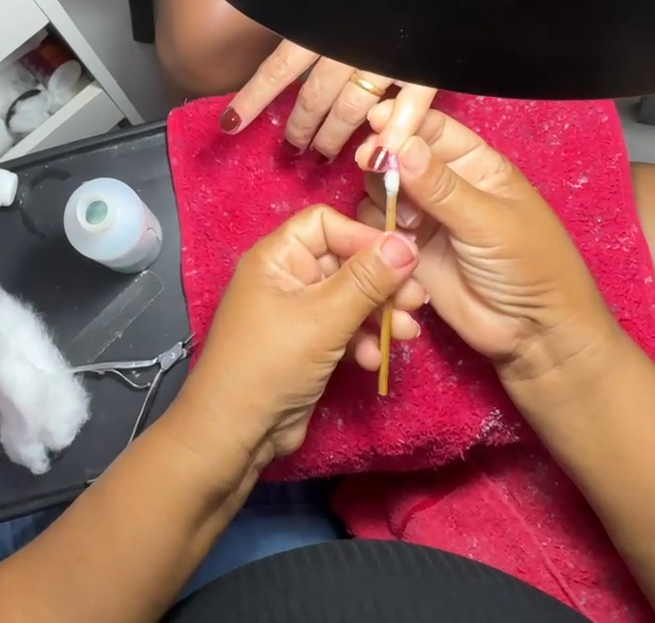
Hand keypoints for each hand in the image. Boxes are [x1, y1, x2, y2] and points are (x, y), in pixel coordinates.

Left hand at [177, 205, 421, 461]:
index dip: (364, 237)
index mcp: (277, 257)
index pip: (325, 224)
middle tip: (418, 301)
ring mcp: (296, 311)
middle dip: (382, 281)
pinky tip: (373, 358)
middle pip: (343, 261)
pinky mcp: (306, 343)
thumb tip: (406, 243)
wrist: (236, 430)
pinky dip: (361, 339)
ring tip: (407, 332)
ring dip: (379, 313)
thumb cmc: (271, 362)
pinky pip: (342, 328)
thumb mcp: (323, 318)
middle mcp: (286, 277)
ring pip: (348, 297)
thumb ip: (367, 281)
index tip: (405, 258)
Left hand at [223, 39, 436, 158]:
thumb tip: (272, 22)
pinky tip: (378, 159)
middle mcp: (346, 45)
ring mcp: (386, 59)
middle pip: (314, 97)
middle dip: (300, 125)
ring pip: (350, 110)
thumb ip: (303, 9)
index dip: (253, 99)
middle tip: (293, 146)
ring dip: (334, 136)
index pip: (277, 70)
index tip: (230, 125)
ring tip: (324, 152)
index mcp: (317, 24)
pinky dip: (393, 137)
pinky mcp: (425, 69)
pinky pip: (408, 111)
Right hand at [355, 104, 618, 381]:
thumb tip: (399, 145)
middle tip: (373, 166)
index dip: (401, 122)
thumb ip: (441, 186)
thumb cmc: (531, 268)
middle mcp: (445, 183)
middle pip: (397, 153)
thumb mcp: (490, 222)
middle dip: (383, 158)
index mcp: (476, 164)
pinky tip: (396, 243)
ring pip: (380, 188)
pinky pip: (375, 226)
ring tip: (405, 221)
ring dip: (382, 196)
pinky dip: (375, 230)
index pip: (432, 128)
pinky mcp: (407, 247)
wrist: (533, 336)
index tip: (375, 125)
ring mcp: (424, 215)